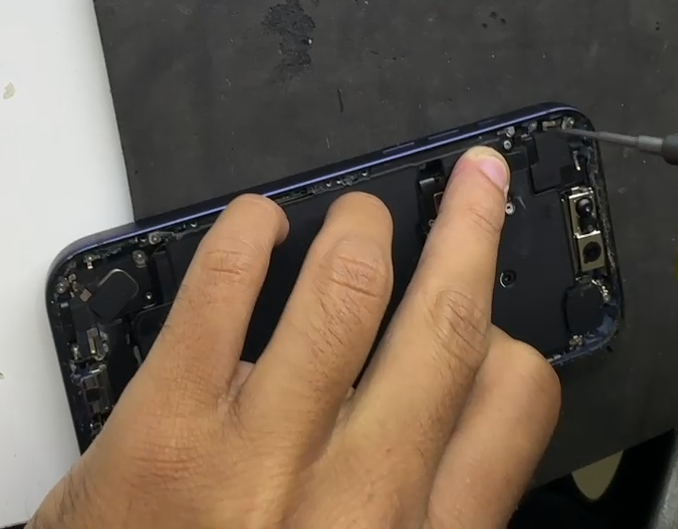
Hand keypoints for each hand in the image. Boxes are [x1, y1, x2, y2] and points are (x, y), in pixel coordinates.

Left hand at [31, 147, 559, 528]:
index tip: (484, 309)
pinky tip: (257, 224)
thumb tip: (438, 404)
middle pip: (444, 323)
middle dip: (469, 230)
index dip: (505, 336)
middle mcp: (358, 497)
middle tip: (475, 181)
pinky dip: (248, 229)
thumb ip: (410, 504)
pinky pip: (223, 284)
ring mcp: (257, 452)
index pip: (510, 400)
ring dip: (361, 223)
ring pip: (345, 282)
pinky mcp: (167, 419)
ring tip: (358, 213)